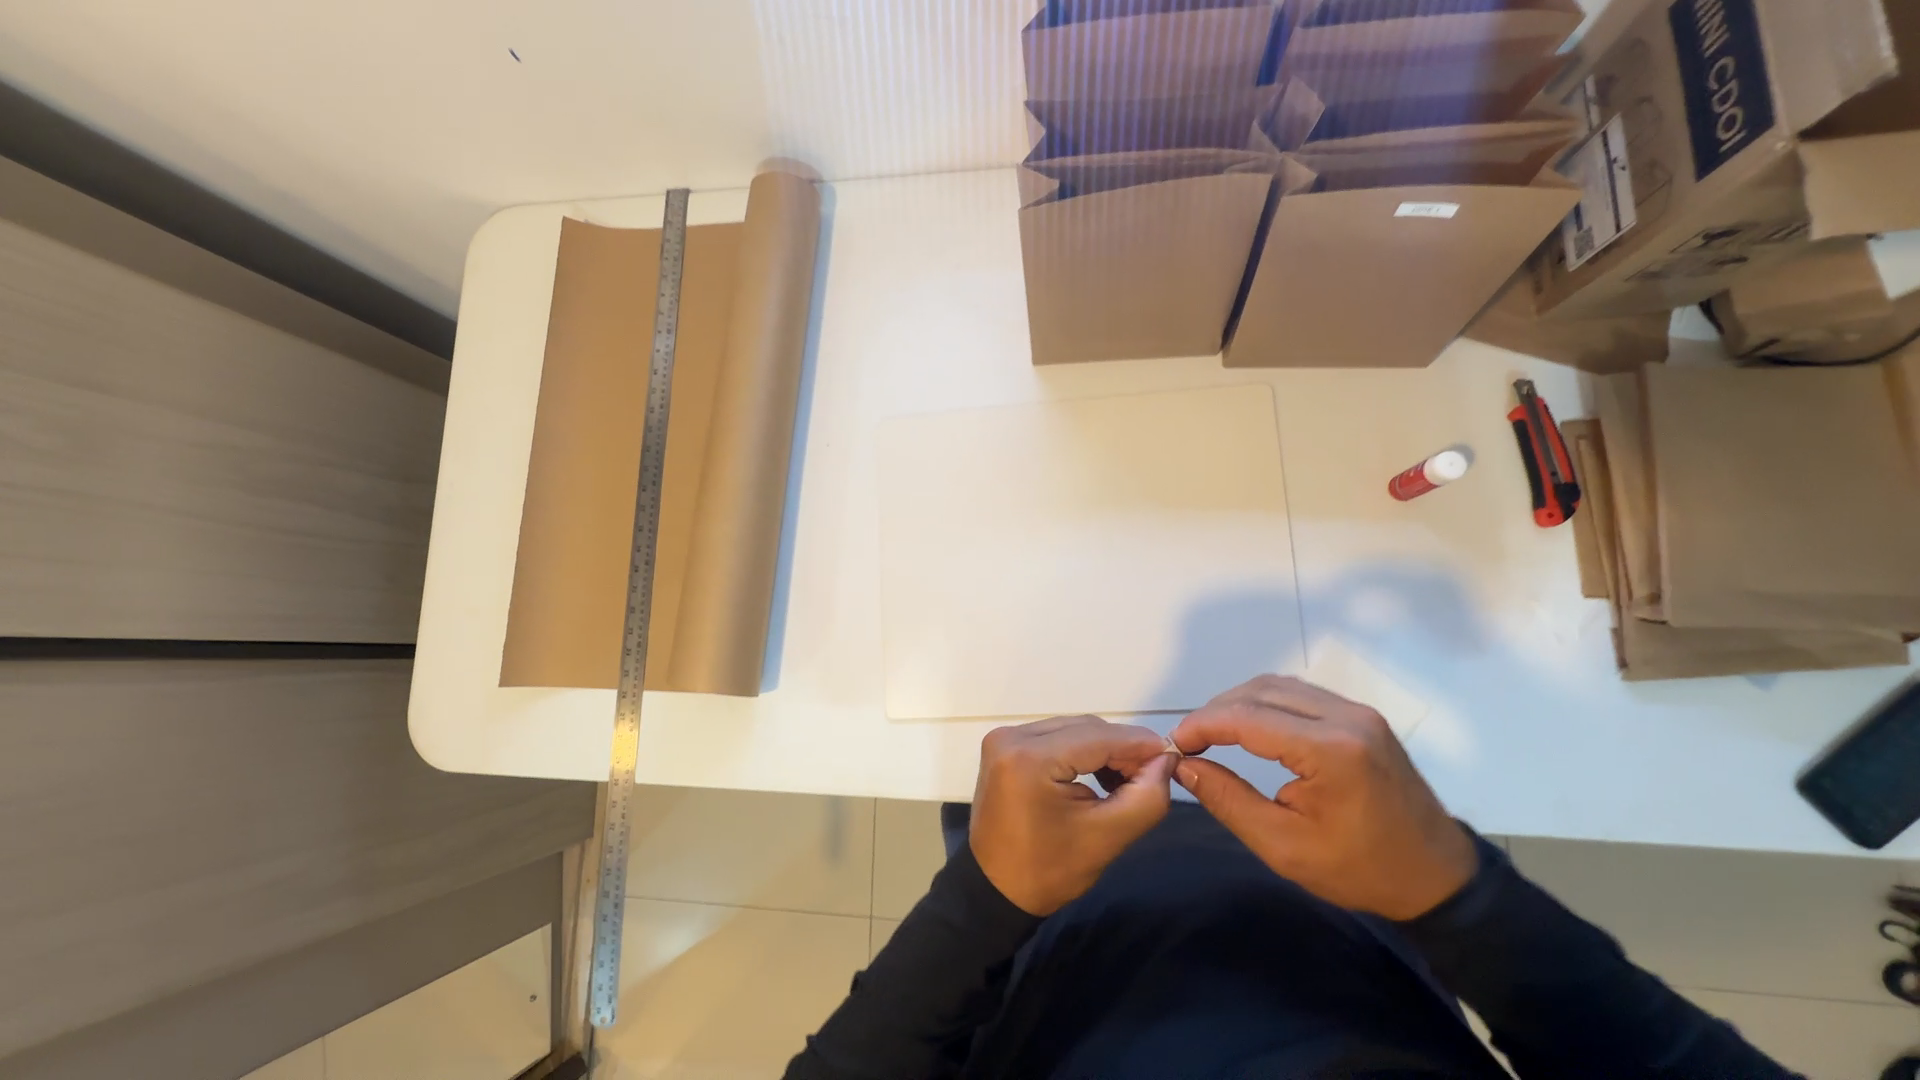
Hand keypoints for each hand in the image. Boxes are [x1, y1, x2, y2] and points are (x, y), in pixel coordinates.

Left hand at [969, 715, 1175, 915]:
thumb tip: (1166, 760)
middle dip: (1123, 749)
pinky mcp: (1005, 747)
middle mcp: (1012, 737)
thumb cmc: (1049, 871)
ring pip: (1073, 729)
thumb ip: (1147, 796)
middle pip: (1086, 728)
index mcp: (1030, 758)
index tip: (1173, 758)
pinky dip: (1081, 752)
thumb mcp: (1107, 837)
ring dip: (1104, 750)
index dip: (1141, 745)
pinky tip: (1098, 777)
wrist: (995, 891)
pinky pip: (1056, 737)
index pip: (1099, 737)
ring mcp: (1005, 739)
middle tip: (1150, 778)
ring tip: (1126, 782)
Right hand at [1170, 676, 1476, 920]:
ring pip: (1279, 686)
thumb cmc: (1358, 870)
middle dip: (1216, 711)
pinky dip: (1266, 705)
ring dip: (1240, 704)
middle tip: (1190, 743)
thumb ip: (1228, 800)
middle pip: (1260, 691)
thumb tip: (1185, 765)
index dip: (1202, 725)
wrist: (1436, 877)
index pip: (1247, 717)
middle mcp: (1345, 717)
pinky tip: (1250, 729)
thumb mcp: (1283, 846)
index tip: (1174, 745)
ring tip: (1214, 735)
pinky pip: (1301, 695)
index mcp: (1330, 751)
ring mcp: (1358, 712)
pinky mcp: (1363, 716)